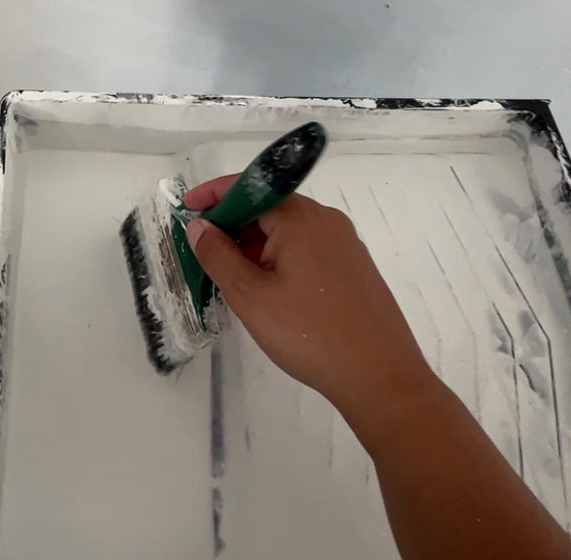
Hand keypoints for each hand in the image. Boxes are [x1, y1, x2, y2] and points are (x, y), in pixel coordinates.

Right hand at [185, 179, 435, 421]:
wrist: (383, 381)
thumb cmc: (310, 333)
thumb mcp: (250, 295)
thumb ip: (218, 255)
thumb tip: (199, 226)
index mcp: (300, 218)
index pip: (248, 188)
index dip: (213, 196)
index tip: (187, 211)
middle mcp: (325, 221)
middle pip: (268, 209)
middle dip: (232, 226)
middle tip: (205, 255)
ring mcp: (345, 245)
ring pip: (287, 232)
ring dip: (254, 247)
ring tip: (233, 280)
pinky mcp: (354, 270)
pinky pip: (306, 250)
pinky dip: (279, 260)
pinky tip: (269, 293)